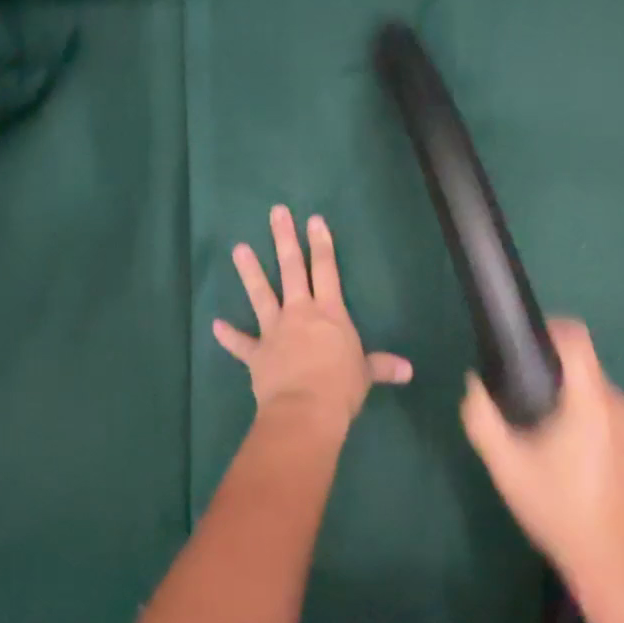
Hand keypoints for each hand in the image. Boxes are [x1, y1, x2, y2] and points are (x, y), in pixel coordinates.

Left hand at [213, 205, 412, 425]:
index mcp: (330, 314)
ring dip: (249, 272)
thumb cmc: (341, 387)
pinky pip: (240, 344)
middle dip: (284, 239)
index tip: (313, 219)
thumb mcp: (366, 374)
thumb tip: (408, 370)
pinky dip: (229, 335)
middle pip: (291, 270)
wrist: (305, 410)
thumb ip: (382, 366)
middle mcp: (300, 314)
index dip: (321, 244)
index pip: (326, 270)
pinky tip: (215, 325)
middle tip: (276, 212)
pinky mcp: (257, 355)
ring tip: (239, 248)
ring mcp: (275, 332)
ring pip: (261, 295)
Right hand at [461, 319, 623, 581]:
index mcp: (590, 399)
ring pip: (591, 391)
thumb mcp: (506, 467)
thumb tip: (474, 383)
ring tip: (535, 431)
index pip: (577, 336)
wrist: (611, 561)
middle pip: (581, 365)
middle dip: (547, 372)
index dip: (548, 328)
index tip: (519, 344)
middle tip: (515, 399)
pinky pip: (603, 413)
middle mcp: (617, 403)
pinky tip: (562, 455)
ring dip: (564, 398)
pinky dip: (581, 418)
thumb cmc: (557, 509)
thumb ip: (482, 418)